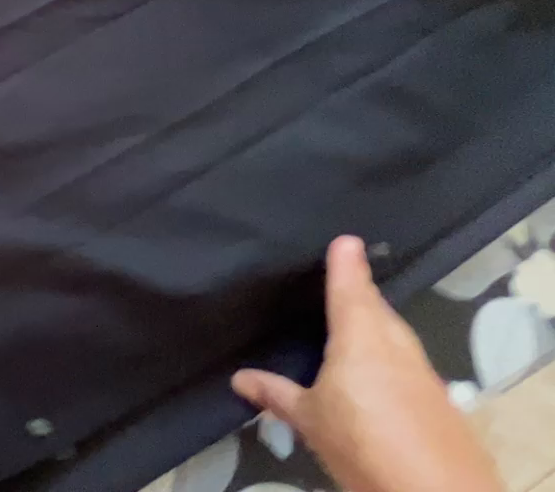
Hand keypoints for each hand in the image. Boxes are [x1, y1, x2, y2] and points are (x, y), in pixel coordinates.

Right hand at [232, 236, 503, 491]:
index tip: (348, 241)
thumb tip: (241, 378)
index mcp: (363, 345)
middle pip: (383, 316)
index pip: (353, 295)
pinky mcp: (445, 414)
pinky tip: (378, 382)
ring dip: (380, 331)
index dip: (347, 267)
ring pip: (401, 345)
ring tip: (354, 330)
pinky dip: (393, 364)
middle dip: (365, 298)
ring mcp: (429, 386)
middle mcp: (400, 356)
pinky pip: (412, 373)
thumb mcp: (309, 420)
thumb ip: (277, 394)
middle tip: (344, 283)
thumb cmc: (365, 444)